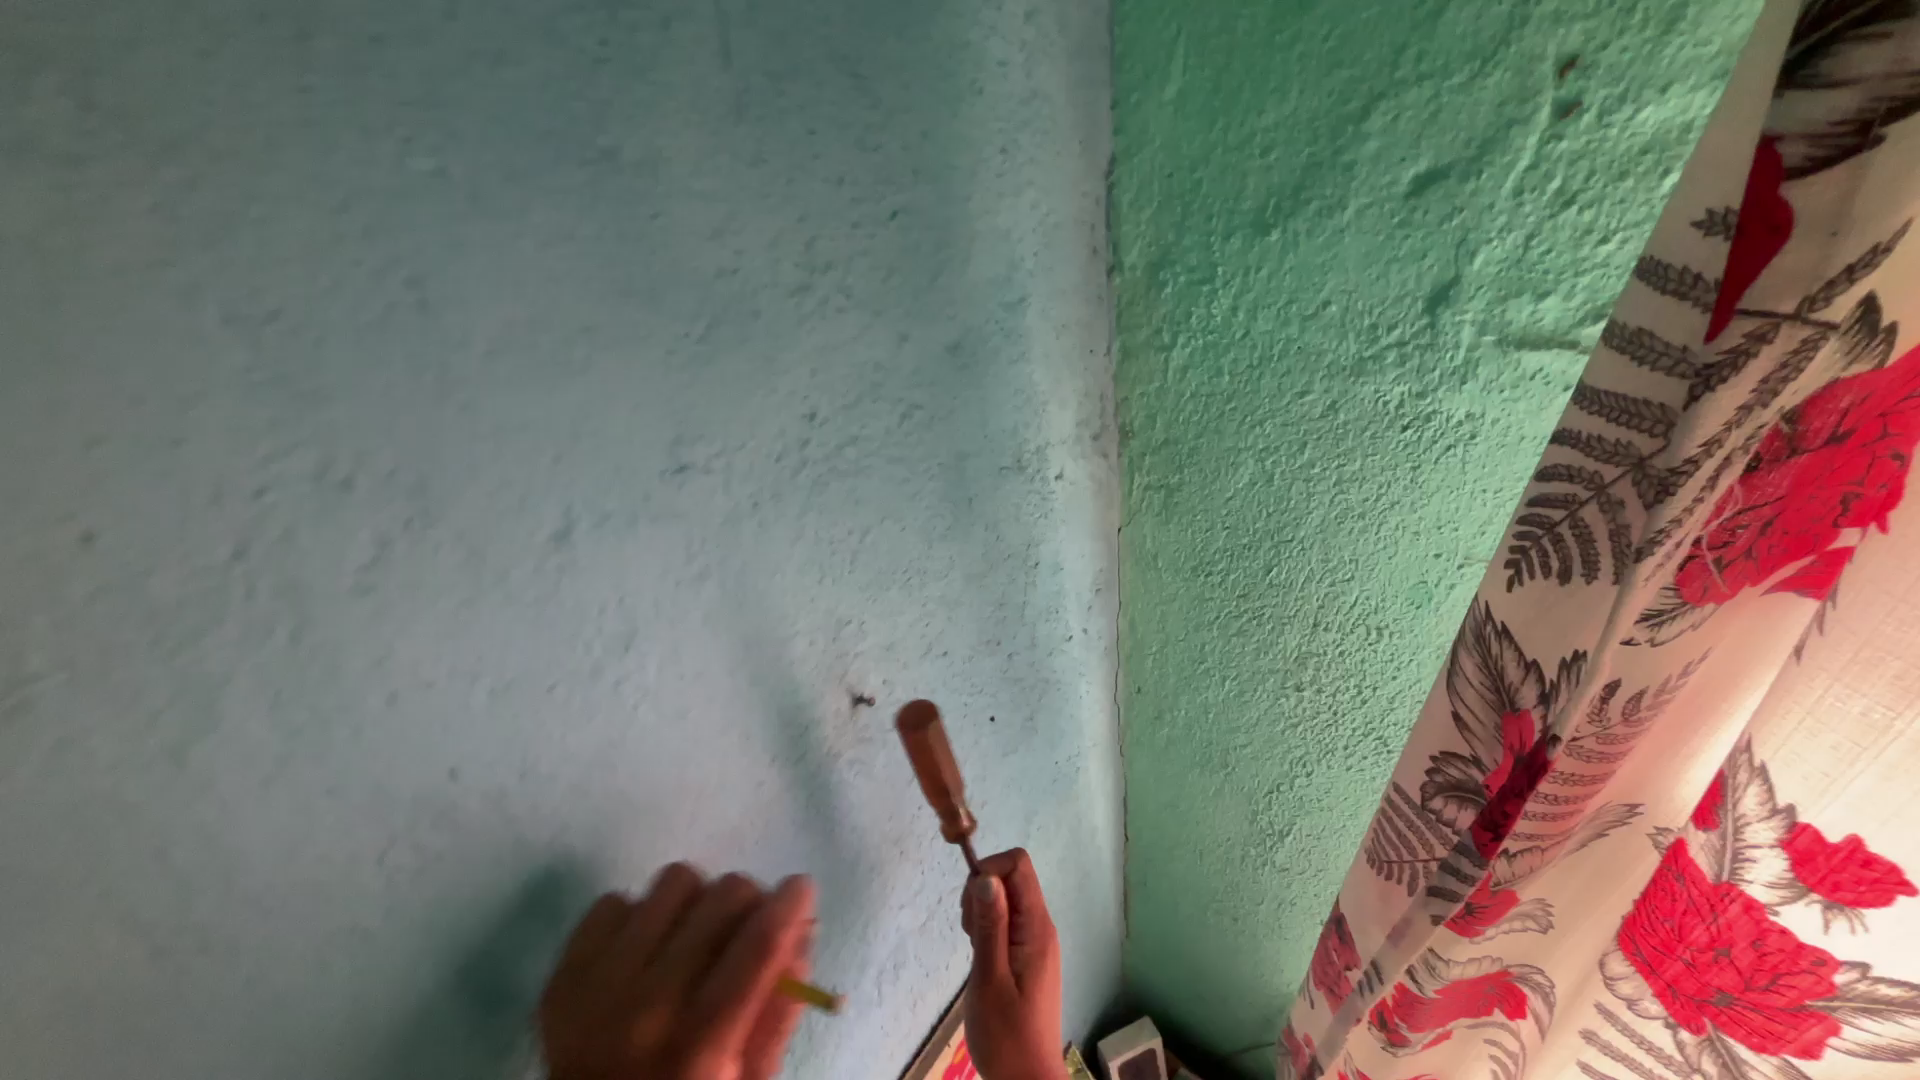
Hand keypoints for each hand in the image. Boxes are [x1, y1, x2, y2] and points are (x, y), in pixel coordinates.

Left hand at [539, 864, 815, 1079]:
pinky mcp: (563, 972)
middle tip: (747, 924)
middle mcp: (647, 1005)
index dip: (790, 903)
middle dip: (749, 902)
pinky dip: (640, 916)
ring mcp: (598, 984)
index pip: (759, 944)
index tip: (801, 887)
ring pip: (674, 882)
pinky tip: (646, 949)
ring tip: (693, 934)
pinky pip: (615, 900)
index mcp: (700, 1043)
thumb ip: (781, 1008)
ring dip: (696, 901)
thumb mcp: (748, 1079)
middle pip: (722, 897)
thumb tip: (803, 929)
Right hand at [961, 849, 1065, 1079]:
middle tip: (969, 933)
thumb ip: (988, 925)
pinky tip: (981, 958)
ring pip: (1005, 898)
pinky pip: (1006, 921)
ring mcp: (1035, 940)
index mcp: (1036, 927)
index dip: (989, 870)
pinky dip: (987, 929)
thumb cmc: (1006, 1035)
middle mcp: (1040, 926)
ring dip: (981, 912)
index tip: (968, 906)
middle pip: (1011, 877)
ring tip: (975, 950)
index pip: (1018, 864)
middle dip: (981, 892)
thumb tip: (984, 875)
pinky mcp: (1026, 955)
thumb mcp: (990, 978)